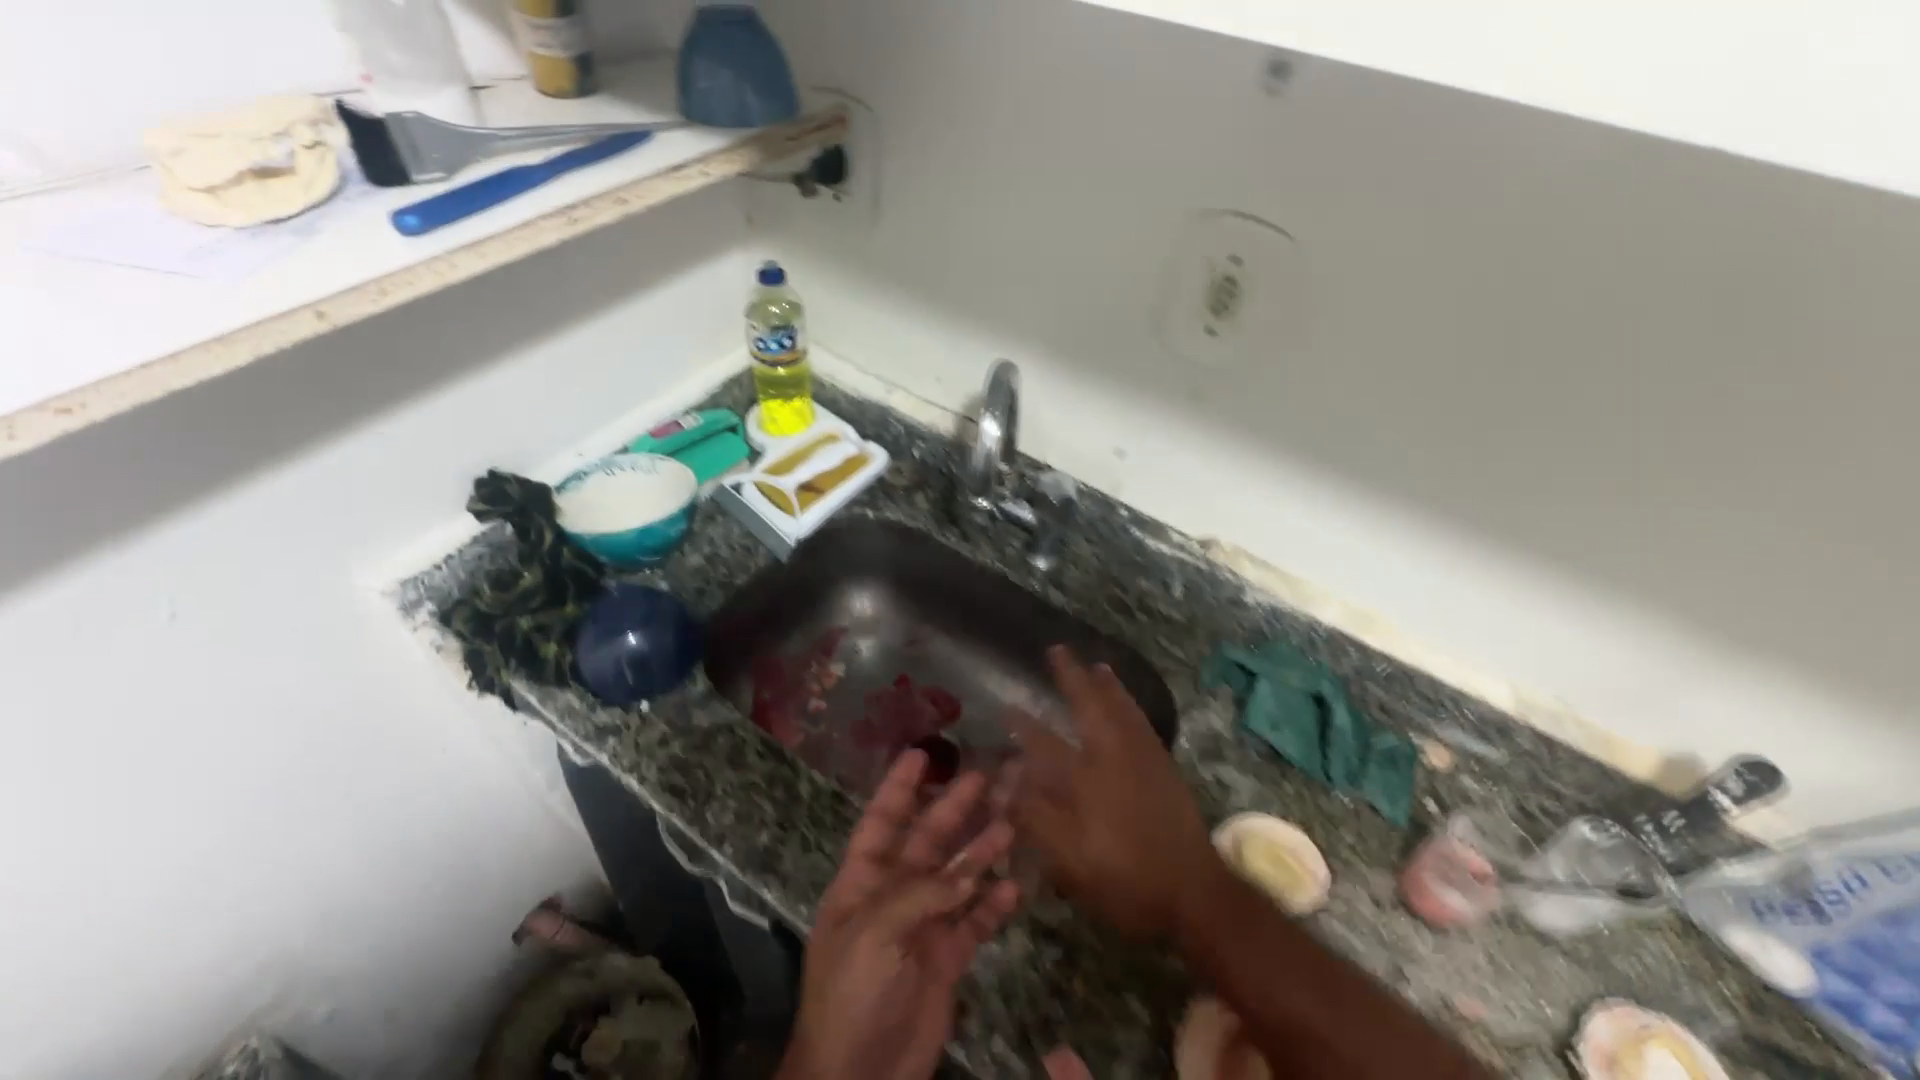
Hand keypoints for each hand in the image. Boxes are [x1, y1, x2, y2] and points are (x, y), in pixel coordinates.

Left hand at [778, 751, 1021, 1079]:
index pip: (881, 822)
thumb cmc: (850, 995)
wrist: (859, 1074)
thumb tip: (967, 874)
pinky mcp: (947, 960)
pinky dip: (992, 904)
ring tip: (1012, 822)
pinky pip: (974, 923)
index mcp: (861, 883)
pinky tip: (1013, 886)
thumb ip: (918, 896)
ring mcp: (922, 928)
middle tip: (987, 777)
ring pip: (958, 878)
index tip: (922, 752)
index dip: (898, 787)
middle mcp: (893, 897)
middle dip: (954, 810)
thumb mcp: (871, 935)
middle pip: (928, 842)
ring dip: (981, 851)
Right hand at [1011, 646, 1223, 939]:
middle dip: (1071, 677)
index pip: (1044, 743)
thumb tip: (1006, 783)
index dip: (1022, 726)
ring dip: (1107, 685)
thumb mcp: (1068, 860)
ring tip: (1097, 666)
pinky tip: (1127, 705)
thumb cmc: (1124, 880)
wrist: (1194, 892)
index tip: (1006, 707)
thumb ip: (1035, 817)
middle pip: (1090, 706)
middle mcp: (1113, 757)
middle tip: (1058, 651)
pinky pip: (1142, 722)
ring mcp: (1144, 759)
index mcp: (1084, 778)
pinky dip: (1130, 704)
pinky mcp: (1165, 769)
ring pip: (1122, 709)